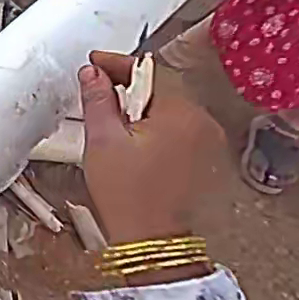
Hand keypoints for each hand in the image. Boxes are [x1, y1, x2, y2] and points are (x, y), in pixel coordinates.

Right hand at [78, 51, 224, 250]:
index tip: (94, 62)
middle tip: (96, 87)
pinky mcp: (202, 156)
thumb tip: (92, 72)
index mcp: (181, 115)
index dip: (117, 64)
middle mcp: (202, 124)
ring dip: (139, 104)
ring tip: (110, 113)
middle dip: (127, 84)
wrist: (149, 237)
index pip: (149, 72)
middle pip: (160, 88)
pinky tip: (130, 134)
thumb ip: (98, 99)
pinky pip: (176, 125)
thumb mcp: (102, 138)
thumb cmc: (125, 191)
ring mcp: (206, 141)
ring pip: (167, 107)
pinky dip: (152, 122)